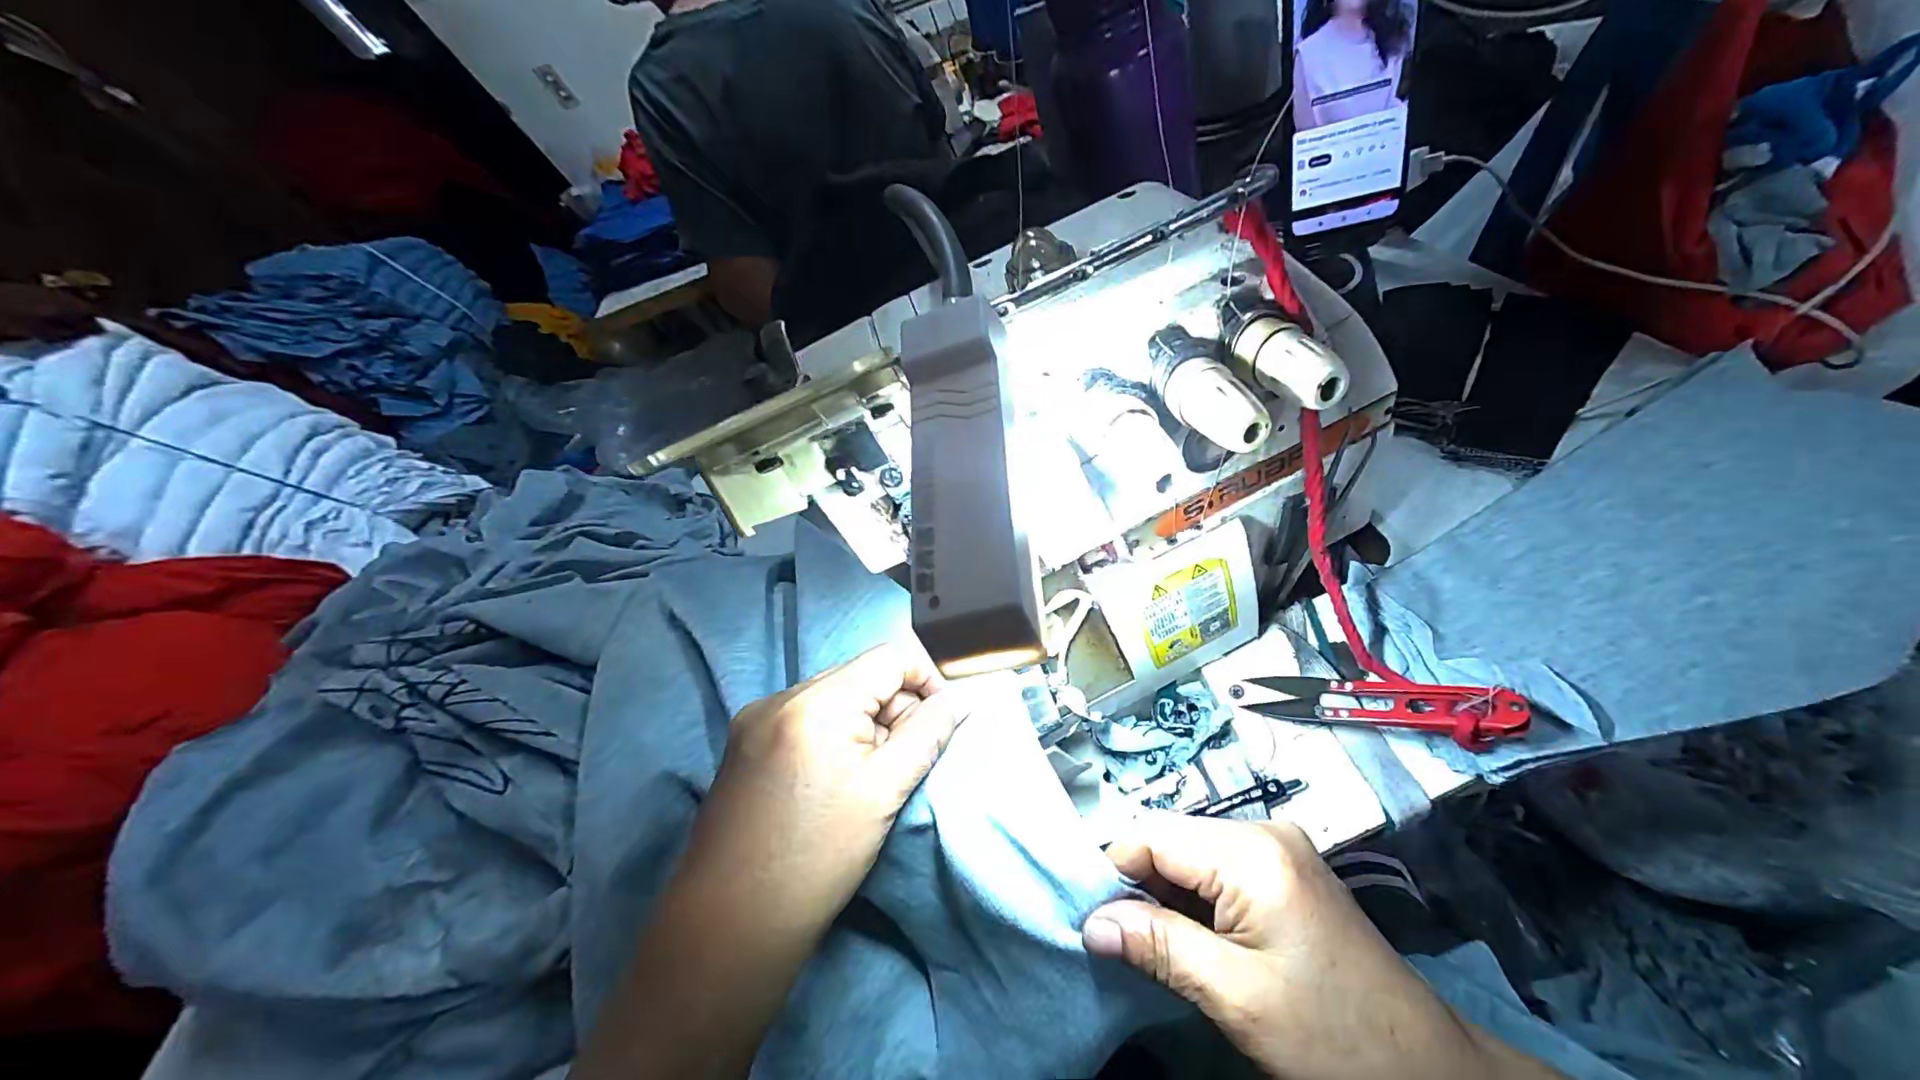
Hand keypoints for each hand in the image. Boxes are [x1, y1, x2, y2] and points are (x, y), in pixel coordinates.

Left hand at [577, 644, 967, 1079]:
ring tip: (865, 780)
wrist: (730, 925)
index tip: (938, 727)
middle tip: (901, 764)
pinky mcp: (743, 741)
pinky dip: (832, 735)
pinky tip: (831, 782)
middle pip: (860, 676)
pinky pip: (805, 717)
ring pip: (834, 697)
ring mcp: (754, 718)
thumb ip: (928, 734)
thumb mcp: (886, 792)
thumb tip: (962, 700)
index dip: (926, 682)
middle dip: (893, 709)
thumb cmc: (818, 860)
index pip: (889, 658)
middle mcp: (778, 696)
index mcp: (814, 702)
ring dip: (864, 724)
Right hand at [1081, 814, 1556, 1079]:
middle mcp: (1262, 831)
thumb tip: (1091, 923)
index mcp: (1251, 850)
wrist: (1428, 1069)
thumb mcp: (1235, 995)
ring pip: (1188, 855)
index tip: (1093, 921)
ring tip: (1159, 946)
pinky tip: (1194, 939)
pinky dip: (1193, 900)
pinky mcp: (1283, 869)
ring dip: (1165, 897)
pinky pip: (1215, 869)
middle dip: (1140, 886)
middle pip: (1169, 841)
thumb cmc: (1331, 1035)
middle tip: (1126, 942)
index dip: (1114, 873)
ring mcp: (1276, 847)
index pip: (1151, 835)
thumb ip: (1158, 946)